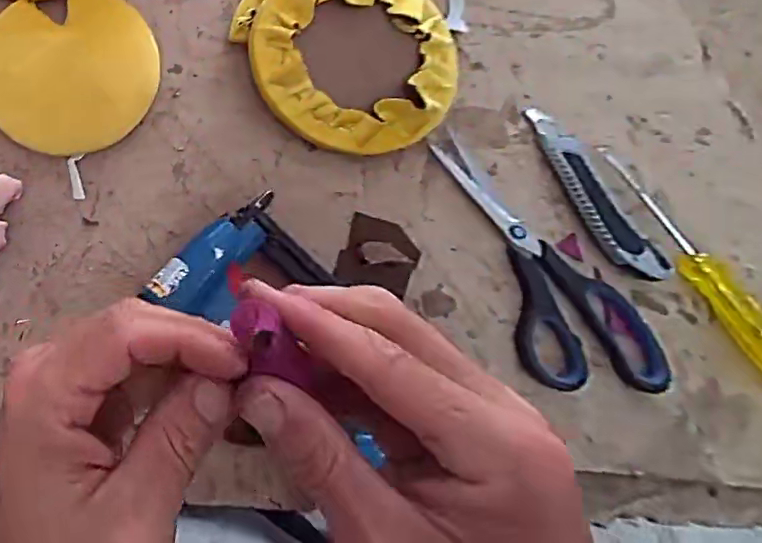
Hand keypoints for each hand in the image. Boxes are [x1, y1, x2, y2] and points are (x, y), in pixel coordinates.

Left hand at [0, 299, 248, 542]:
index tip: (238, 357)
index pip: (124, 330)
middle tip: (243, 364)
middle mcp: (45, 369)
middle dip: (188, 340)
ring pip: (132, 343)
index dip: (186, 334)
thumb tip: (223, 380)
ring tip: (230, 376)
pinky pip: (127, 369)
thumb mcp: (131, 515)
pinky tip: (199, 389)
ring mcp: (56, 382)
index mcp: (45, 390)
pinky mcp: (73, 400)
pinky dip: (166, 377)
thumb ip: (178, 439)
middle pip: (127, 327)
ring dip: (183, 356)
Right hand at [236, 281, 587, 542]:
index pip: (391, 359)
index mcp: (498, 443)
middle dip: (326, 314)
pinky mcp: (476, 421)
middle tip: (262, 308)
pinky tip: (310, 376)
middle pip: (401, 330)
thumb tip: (258, 390)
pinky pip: (406, 377)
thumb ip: (320, 461)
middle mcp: (503, 406)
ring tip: (276, 340)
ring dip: (335, 338)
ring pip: (401, 343)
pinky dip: (353, 373)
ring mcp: (494, 409)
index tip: (262, 299)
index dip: (320, 325)